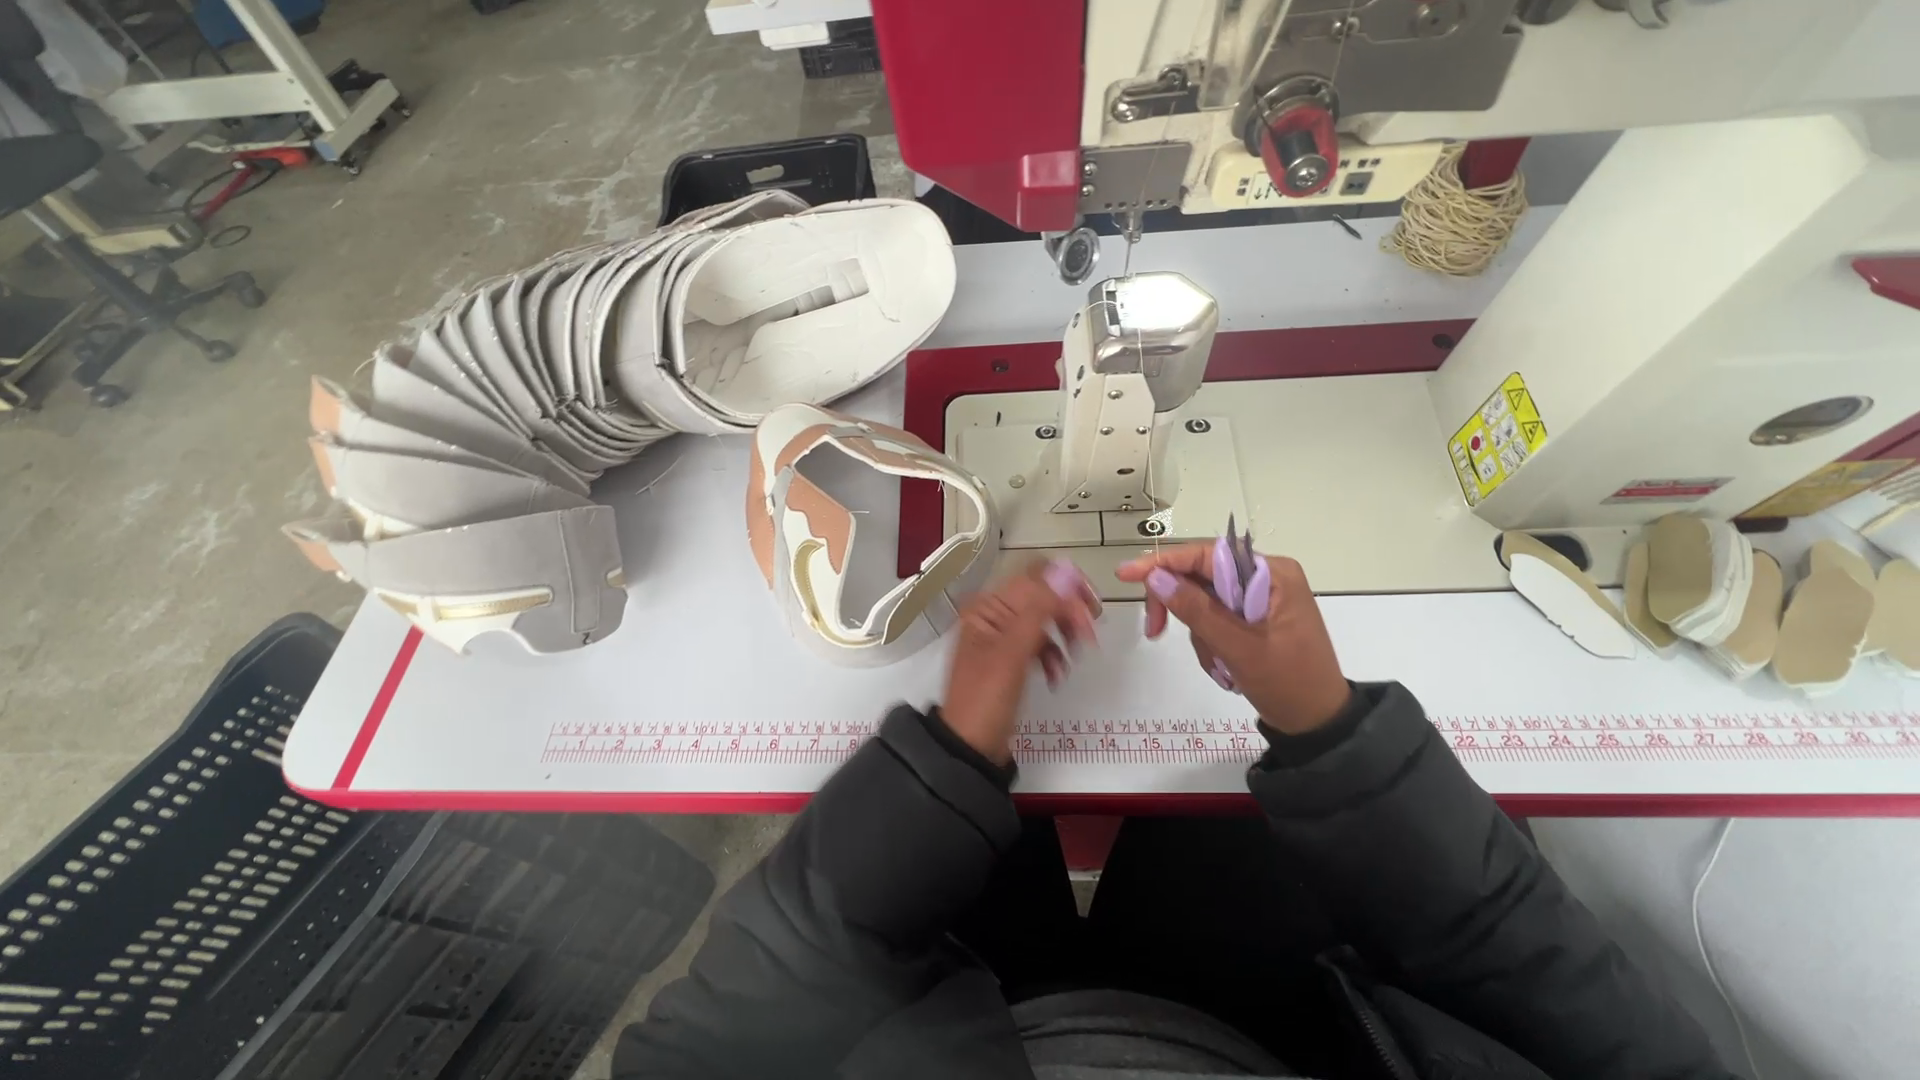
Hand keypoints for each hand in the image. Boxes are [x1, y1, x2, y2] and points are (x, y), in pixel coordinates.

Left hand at [942, 559, 1101, 763]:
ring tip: (1071, 660)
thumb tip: (1067, 572)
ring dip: (1065, 635)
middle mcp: (994, 614)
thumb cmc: (986, 699)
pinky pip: (1042, 643)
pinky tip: (1056, 674)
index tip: (1092, 607)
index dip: (1067, 584)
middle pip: (1045, 596)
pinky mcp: (1013, 658)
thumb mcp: (1013, 651)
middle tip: (1089, 638)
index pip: (1036, 575)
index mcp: (988, 605)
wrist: (970, 747)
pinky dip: (1055, 655)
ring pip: (1047, 620)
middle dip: (1070, 613)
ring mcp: (1003, 636)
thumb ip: (1039, 609)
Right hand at [1116, 545, 1350, 734]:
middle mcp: (1267, 577)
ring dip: (1199, 634)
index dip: (1163, 562)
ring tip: (1218, 665)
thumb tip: (1156, 578)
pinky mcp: (1255, 618)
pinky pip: (1215, 619)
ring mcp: (1261, 598)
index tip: (1126, 574)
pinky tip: (1224, 666)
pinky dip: (1210, 642)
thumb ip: (1196, 610)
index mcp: (1272, 574)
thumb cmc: (1288, 683)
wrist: (1318, 723)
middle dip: (1179, 606)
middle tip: (1154, 631)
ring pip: (1203, 601)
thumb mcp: (1239, 648)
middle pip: (1201, 576)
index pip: (1206, 555)